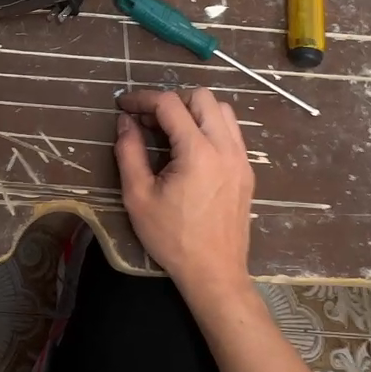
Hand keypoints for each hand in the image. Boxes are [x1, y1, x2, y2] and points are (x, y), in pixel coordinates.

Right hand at [114, 88, 255, 300]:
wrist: (215, 275)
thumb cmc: (173, 238)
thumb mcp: (138, 196)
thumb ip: (129, 152)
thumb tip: (125, 121)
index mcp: (198, 152)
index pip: (170, 104)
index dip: (142, 98)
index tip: (124, 105)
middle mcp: (225, 148)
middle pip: (201, 97)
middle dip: (172, 100)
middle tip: (149, 119)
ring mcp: (241, 158)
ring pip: (221, 109)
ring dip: (194, 110)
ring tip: (171, 130)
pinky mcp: (247, 170)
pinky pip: (231, 131)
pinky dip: (210, 125)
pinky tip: (191, 147)